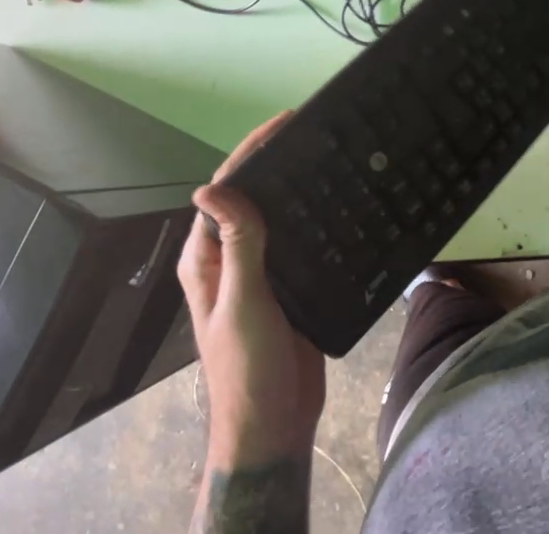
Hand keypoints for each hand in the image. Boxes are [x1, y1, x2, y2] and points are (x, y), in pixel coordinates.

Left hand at [180, 111, 324, 466]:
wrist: (273, 425)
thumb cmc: (248, 367)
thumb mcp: (242, 303)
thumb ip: (235, 245)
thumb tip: (210, 187)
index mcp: (206, 256)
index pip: (225, 192)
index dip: (252, 152)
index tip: (287, 122)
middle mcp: (229, 257)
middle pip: (253, 199)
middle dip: (279, 163)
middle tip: (320, 134)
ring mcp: (260, 273)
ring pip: (279, 218)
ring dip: (299, 189)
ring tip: (336, 159)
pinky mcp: (287, 287)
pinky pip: (300, 243)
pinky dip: (316, 220)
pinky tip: (342, 206)